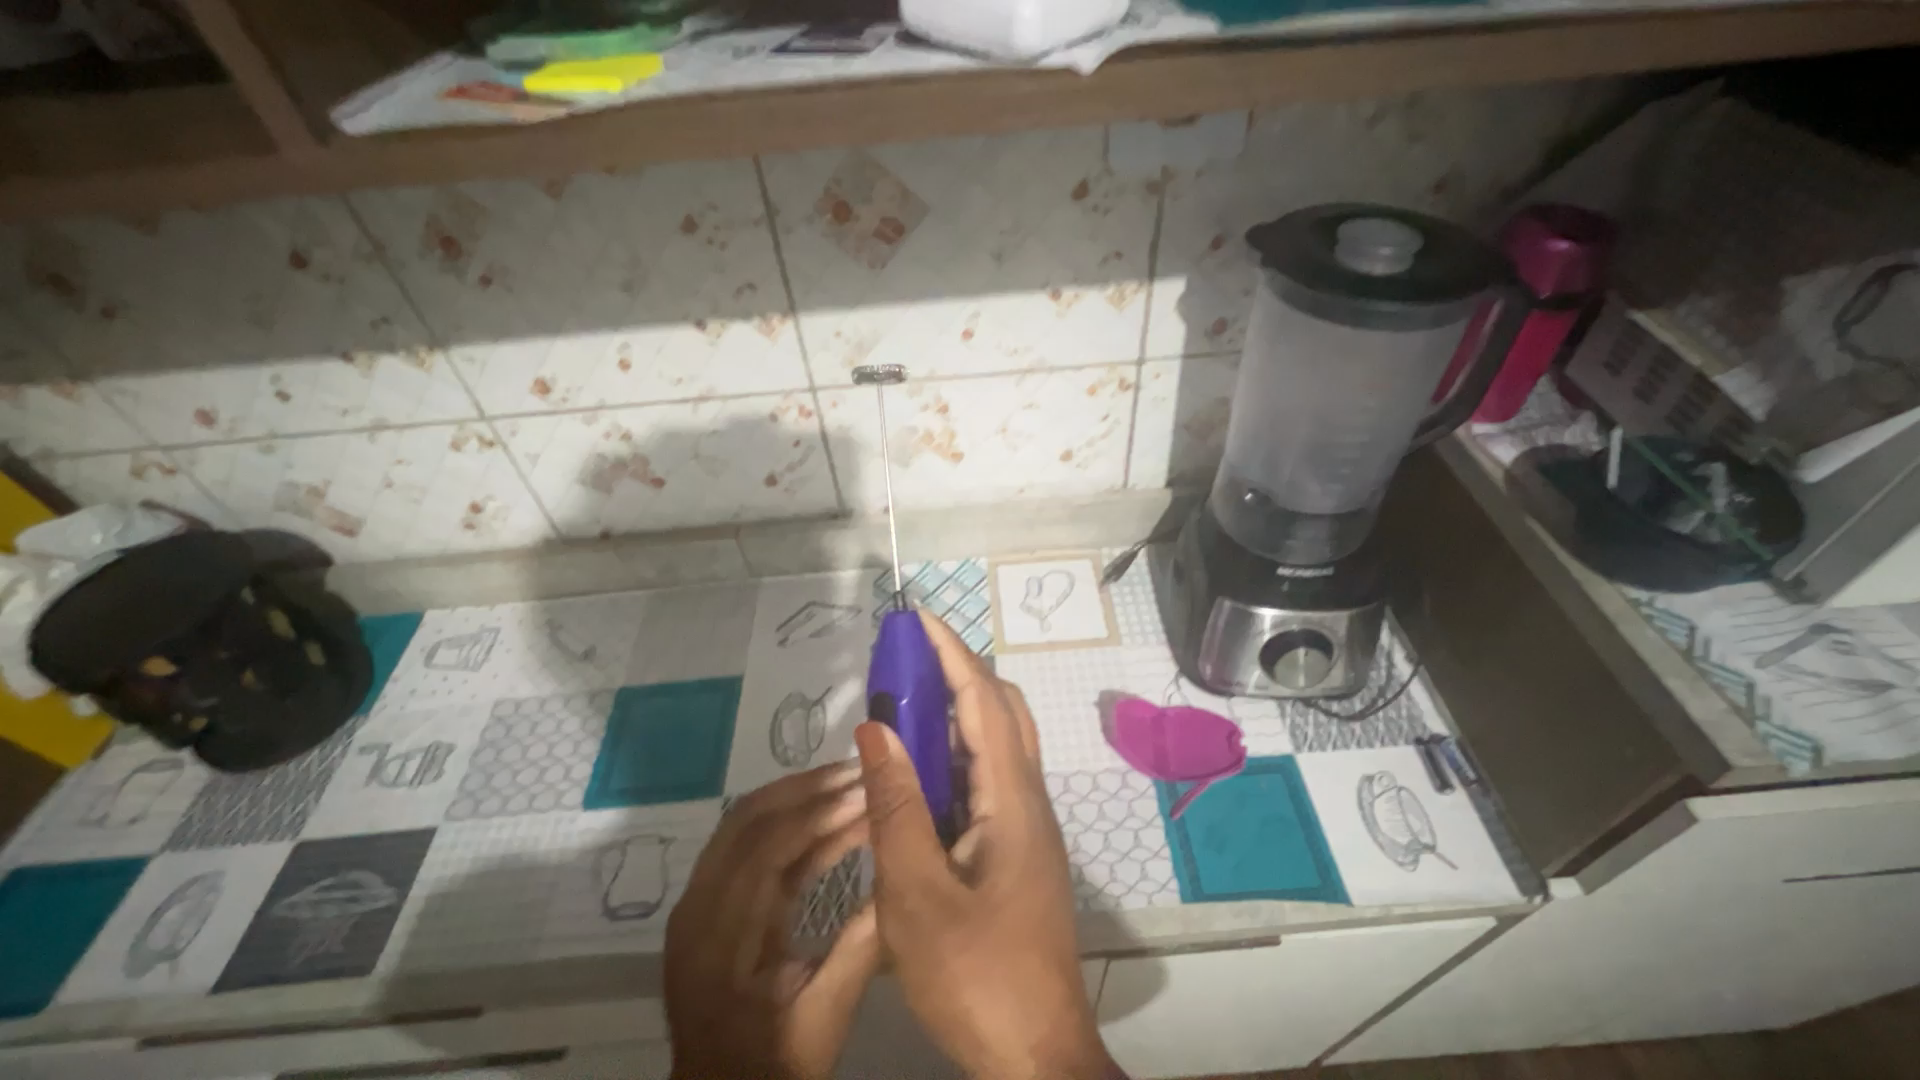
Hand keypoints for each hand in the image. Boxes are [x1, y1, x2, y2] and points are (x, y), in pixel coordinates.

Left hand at [665, 762, 880, 1079]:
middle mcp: (696, 907)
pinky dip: (787, 828)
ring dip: (795, 800)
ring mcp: (697, 905)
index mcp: (718, 936)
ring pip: (742, 826)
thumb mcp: (824, 1015)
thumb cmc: (773, 1065)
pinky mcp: (709, 908)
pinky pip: (745, 849)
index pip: (765, 848)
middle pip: (746, 820)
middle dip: (806, 789)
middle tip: (860, 773)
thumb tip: (903, 879)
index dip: (819, 812)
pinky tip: (830, 822)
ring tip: (848, 784)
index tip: (867, 790)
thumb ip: (861, 946)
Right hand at [855, 611, 1114, 1079]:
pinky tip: (920, 778)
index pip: (983, 702)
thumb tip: (875, 728)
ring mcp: (1029, 831)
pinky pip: (990, 784)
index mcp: (1011, 801)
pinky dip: (956, 761)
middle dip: (957, 675)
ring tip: (902, 709)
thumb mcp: (916, 894)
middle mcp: (1029, 803)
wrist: (1036, 1053)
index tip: (919, 617)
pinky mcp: (1019, 855)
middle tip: (903, 664)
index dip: (952, 654)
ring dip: (956, 718)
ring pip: (998, 749)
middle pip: (1003, 714)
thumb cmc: (975, 976)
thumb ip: (896, 808)